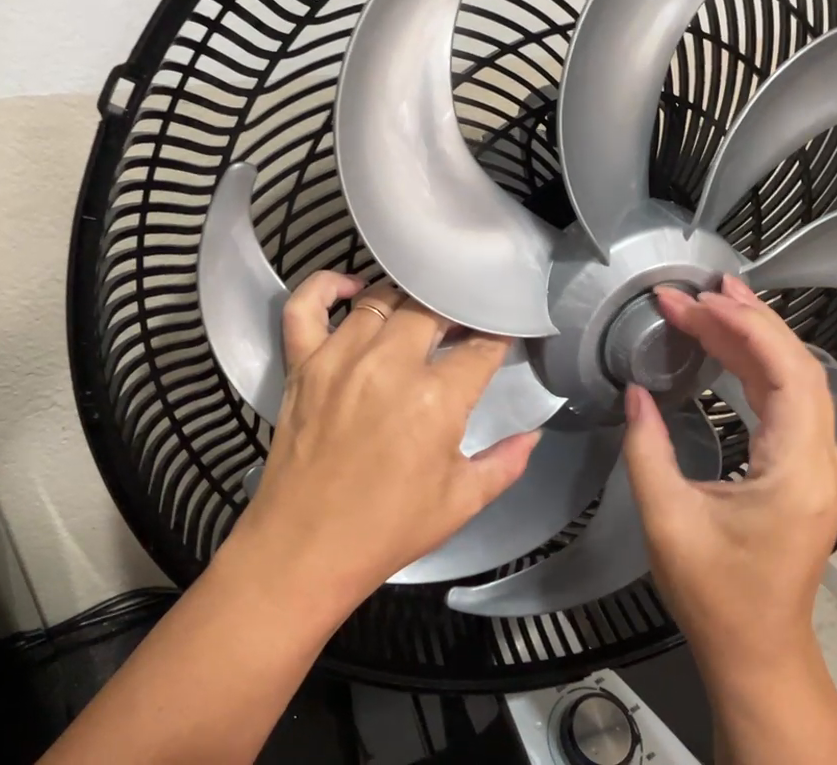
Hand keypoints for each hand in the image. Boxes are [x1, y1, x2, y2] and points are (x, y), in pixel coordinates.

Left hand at [227, 273, 540, 612]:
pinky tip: (352, 289)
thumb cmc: (387, 530)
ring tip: (420, 311)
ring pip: (380, 299)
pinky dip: (326, 286)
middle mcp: (388, 364)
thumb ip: (505, 462)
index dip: (500, 335)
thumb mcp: (462, 502)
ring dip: (407, 299)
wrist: (304, 550)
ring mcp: (339, 358)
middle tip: (464, 322)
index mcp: (436, 398)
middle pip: (432, 307)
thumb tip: (533, 435)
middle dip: (457, 309)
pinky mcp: (302, 363)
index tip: (505, 332)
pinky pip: (306, 306)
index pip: (481, 345)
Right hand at [624, 275, 836, 686]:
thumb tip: (635, 393)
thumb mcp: (667, 518)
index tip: (696, 302)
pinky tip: (729, 350)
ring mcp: (823, 468)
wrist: (758, 648)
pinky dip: (760, 368)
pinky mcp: (810, 473)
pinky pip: (793, 403)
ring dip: (755, 339)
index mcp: (797, 471)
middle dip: (747, 321)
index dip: (744, 327)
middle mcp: (824, 462)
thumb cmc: (714, 593)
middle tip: (699, 292)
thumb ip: (647, 447)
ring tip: (712, 305)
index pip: (786, 373)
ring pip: (798, 381)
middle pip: (798, 368)